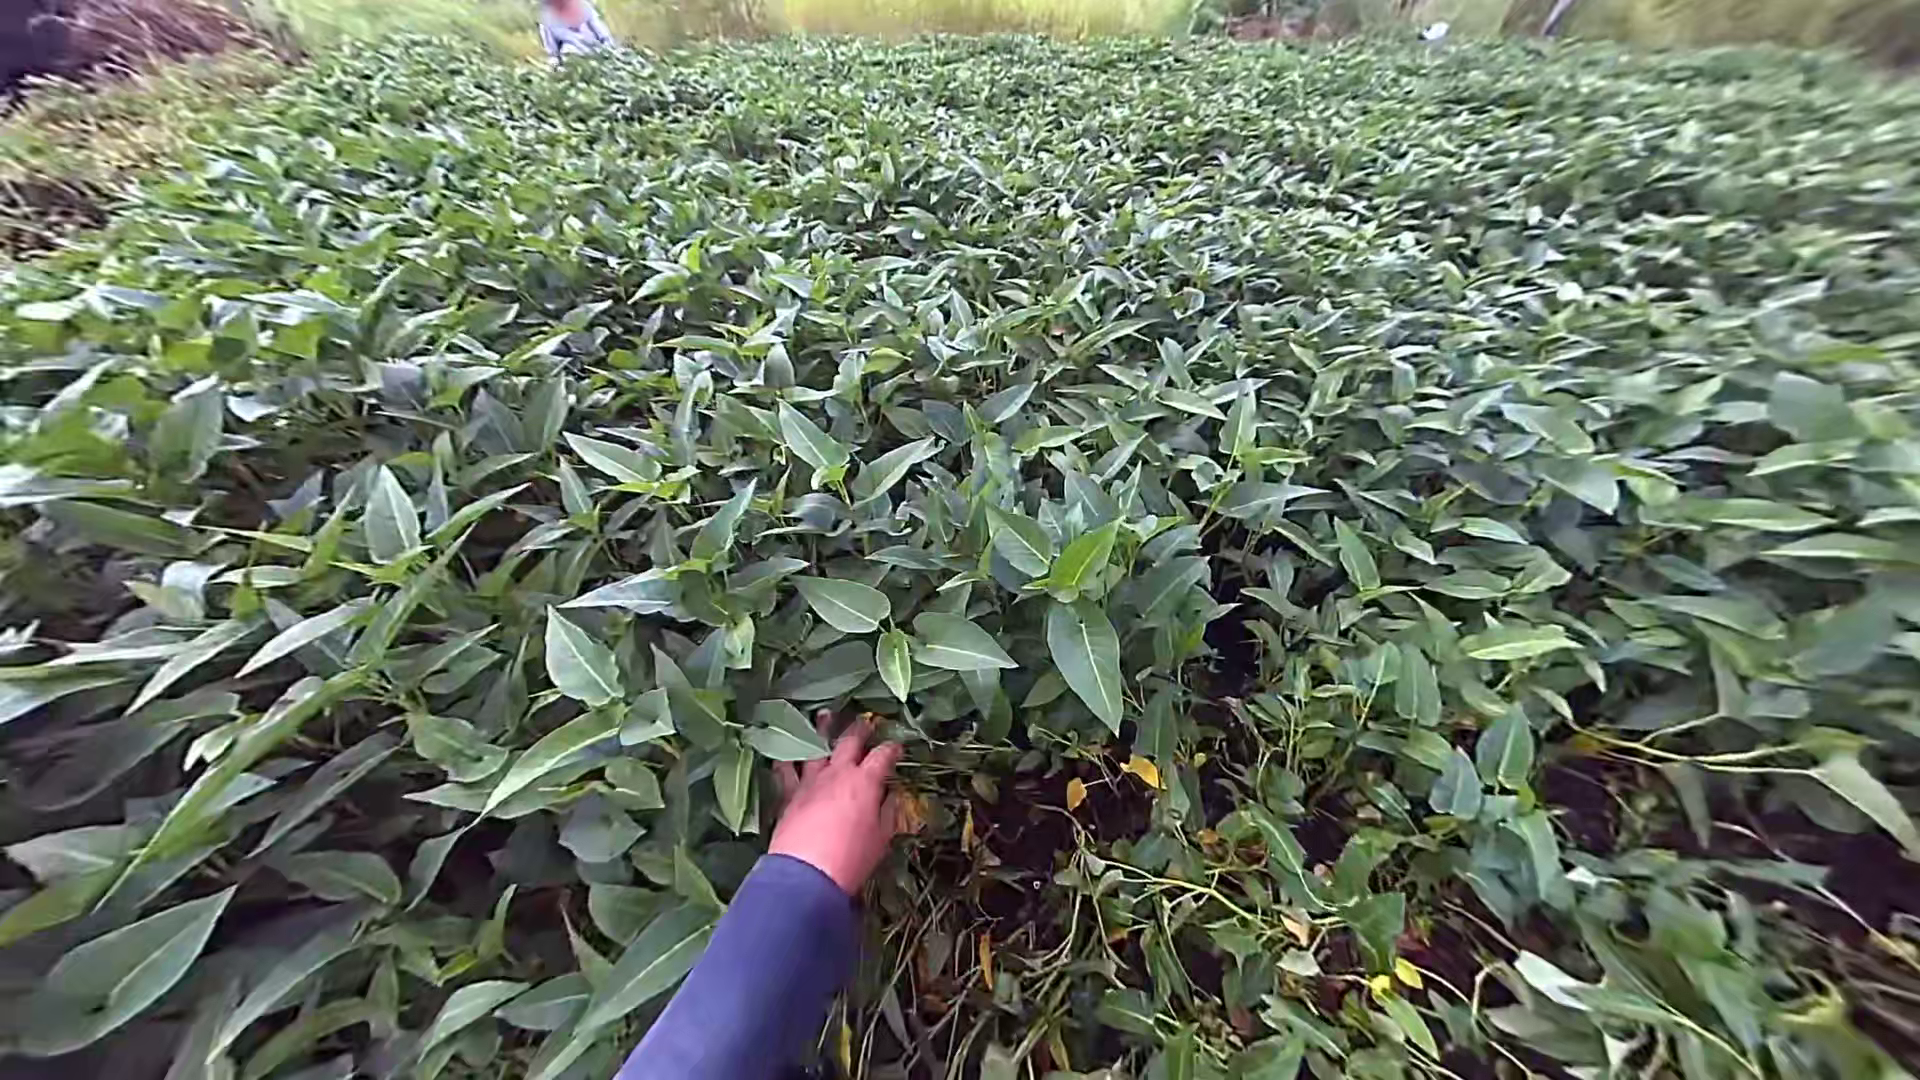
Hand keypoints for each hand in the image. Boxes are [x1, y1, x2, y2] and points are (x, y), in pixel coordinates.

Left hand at [769, 712, 902, 895]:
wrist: (806, 876)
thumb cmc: (851, 858)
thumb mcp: (881, 838)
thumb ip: (888, 812)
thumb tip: (890, 796)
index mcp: (865, 781)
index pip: (883, 756)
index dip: (892, 748)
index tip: (897, 746)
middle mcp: (838, 773)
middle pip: (850, 741)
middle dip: (860, 728)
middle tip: (865, 720)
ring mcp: (811, 781)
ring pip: (816, 747)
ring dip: (822, 730)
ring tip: (824, 715)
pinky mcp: (790, 794)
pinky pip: (786, 771)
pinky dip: (786, 760)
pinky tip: (784, 753)